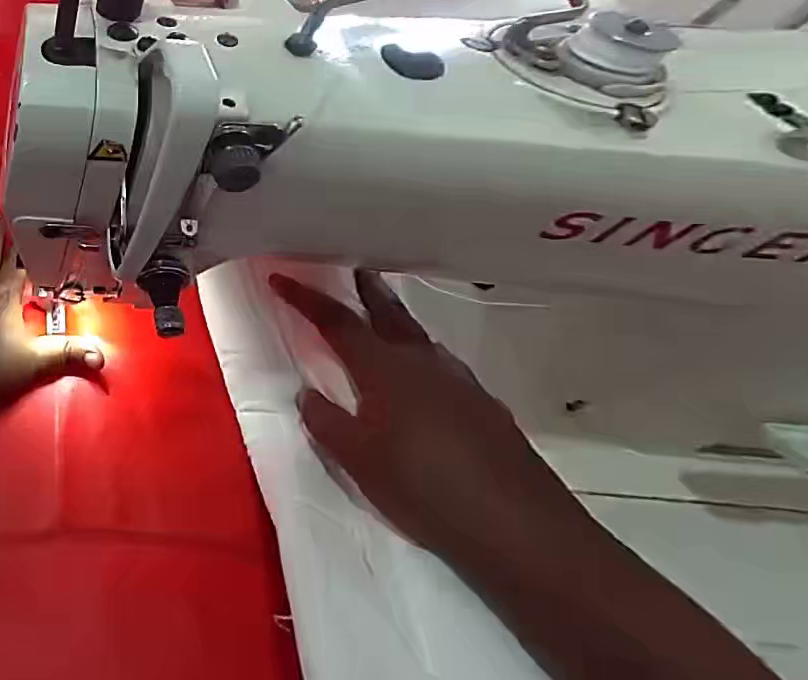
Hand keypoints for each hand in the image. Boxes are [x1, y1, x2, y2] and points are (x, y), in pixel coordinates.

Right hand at [270, 270, 589, 560]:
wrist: (527, 537)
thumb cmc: (425, 487)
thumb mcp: (355, 457)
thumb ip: (325, 420)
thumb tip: (310, 394)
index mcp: (384, 368)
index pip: (336, 321)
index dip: (304, 297)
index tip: (279, 277)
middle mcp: (423, 365)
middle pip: (389, 314)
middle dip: (367, 290)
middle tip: (353, 270)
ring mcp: (462, 386)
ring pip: (420, 339)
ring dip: (396, 322)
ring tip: (382, 320)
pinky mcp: (487, 412)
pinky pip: (443, 368)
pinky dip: (422, 357)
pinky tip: (421, 381)